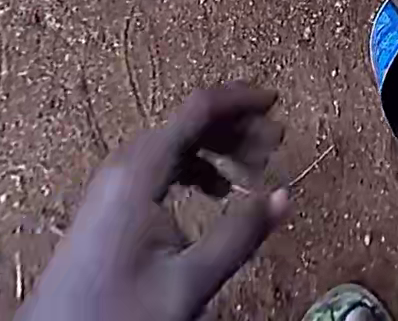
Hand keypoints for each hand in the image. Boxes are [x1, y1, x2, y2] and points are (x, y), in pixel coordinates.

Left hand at [17, 84, 289, 320]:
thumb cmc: (115, 316)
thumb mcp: (184, 284)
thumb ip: (237, 236)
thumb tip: (285, 194)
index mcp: (140, 169)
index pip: (199, 107)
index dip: (241, 98)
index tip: (276, 101)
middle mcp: (126, 164)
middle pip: (191, 121)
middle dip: (239, 126)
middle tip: (276, 142)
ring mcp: (114, 183)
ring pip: (179, 141)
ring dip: (221, 146)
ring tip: (256, 166)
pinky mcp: (111, 203)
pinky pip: (165, 163)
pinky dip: (199, 165)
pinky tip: (218, 190)